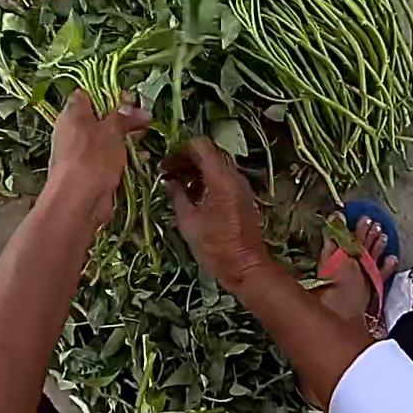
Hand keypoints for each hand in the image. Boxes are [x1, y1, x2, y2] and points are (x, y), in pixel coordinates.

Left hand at [47, 90, 149, 227]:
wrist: (79, 200)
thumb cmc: (93, 158)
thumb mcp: (112, 130)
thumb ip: (124, 117)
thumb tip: (137, 109)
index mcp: (73, 115)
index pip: (87, 95)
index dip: (108, 94)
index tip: (130, 100)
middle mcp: (74, 131)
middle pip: (99, 117)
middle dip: (123, 117)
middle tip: (144, 118)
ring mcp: (82, 153)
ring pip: (106, 138)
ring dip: (126, 137)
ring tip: (146, 135)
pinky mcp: (91, 171)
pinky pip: (109, 157)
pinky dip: (124, 156)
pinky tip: (142, 157)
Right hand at [164, 138, 270, 288]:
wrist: (246, 266)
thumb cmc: (216, 247)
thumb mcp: (189, 222)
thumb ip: (177, 196)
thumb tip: (170, 181)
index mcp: (221, 179)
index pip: (201, 146)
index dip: (180, 150)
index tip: (166, 164)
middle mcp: (234, 176)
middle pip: (209, 154)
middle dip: (186, 160)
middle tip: (167, 174)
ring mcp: (241, 185)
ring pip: (216, 165)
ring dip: (195, 170)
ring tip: (177, 186)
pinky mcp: (242, 195)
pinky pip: (223, 178)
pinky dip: (206, 180)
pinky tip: (193, 196)